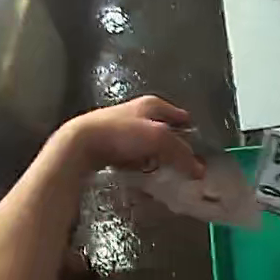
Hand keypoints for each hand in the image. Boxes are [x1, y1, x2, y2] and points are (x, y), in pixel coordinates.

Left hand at [56, 96, 203, 177]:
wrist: (81, 144)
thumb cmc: (122, 133)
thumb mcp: (159, 138)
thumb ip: (181, 152)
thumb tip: (198, 169)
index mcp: (152, 104)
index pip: (180, 116)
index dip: (189, 132)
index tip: (198, 150)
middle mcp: (138, 112)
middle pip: (164, 130)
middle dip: (173, 147)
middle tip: (183, 165)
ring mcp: (123, 127)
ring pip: (148, 144)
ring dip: (156, 157)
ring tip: (163, 173)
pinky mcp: (110, 143)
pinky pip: (133, 155)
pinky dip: (140, 164)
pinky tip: (141, 174)